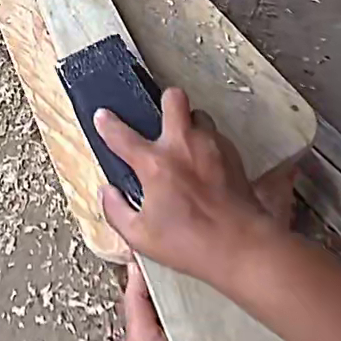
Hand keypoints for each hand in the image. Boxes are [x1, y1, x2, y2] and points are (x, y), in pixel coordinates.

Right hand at [95, 88, 283, 283]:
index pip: (122, 135)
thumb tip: (107, 192)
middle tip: (161, 117)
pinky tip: (203, 164)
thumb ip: (116, 210)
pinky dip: (206, 143)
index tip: (103, 116)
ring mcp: (210, 144)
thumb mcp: (140, 236)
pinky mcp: (231, 150)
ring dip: (189, 125)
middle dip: (165, 101)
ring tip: (184, 146)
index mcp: (155, 165)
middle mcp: (183, 145)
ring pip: (198, 114)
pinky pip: (215, 134)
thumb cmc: (190, 242)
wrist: (238, 242)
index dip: (108, 123)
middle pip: (173, 98)